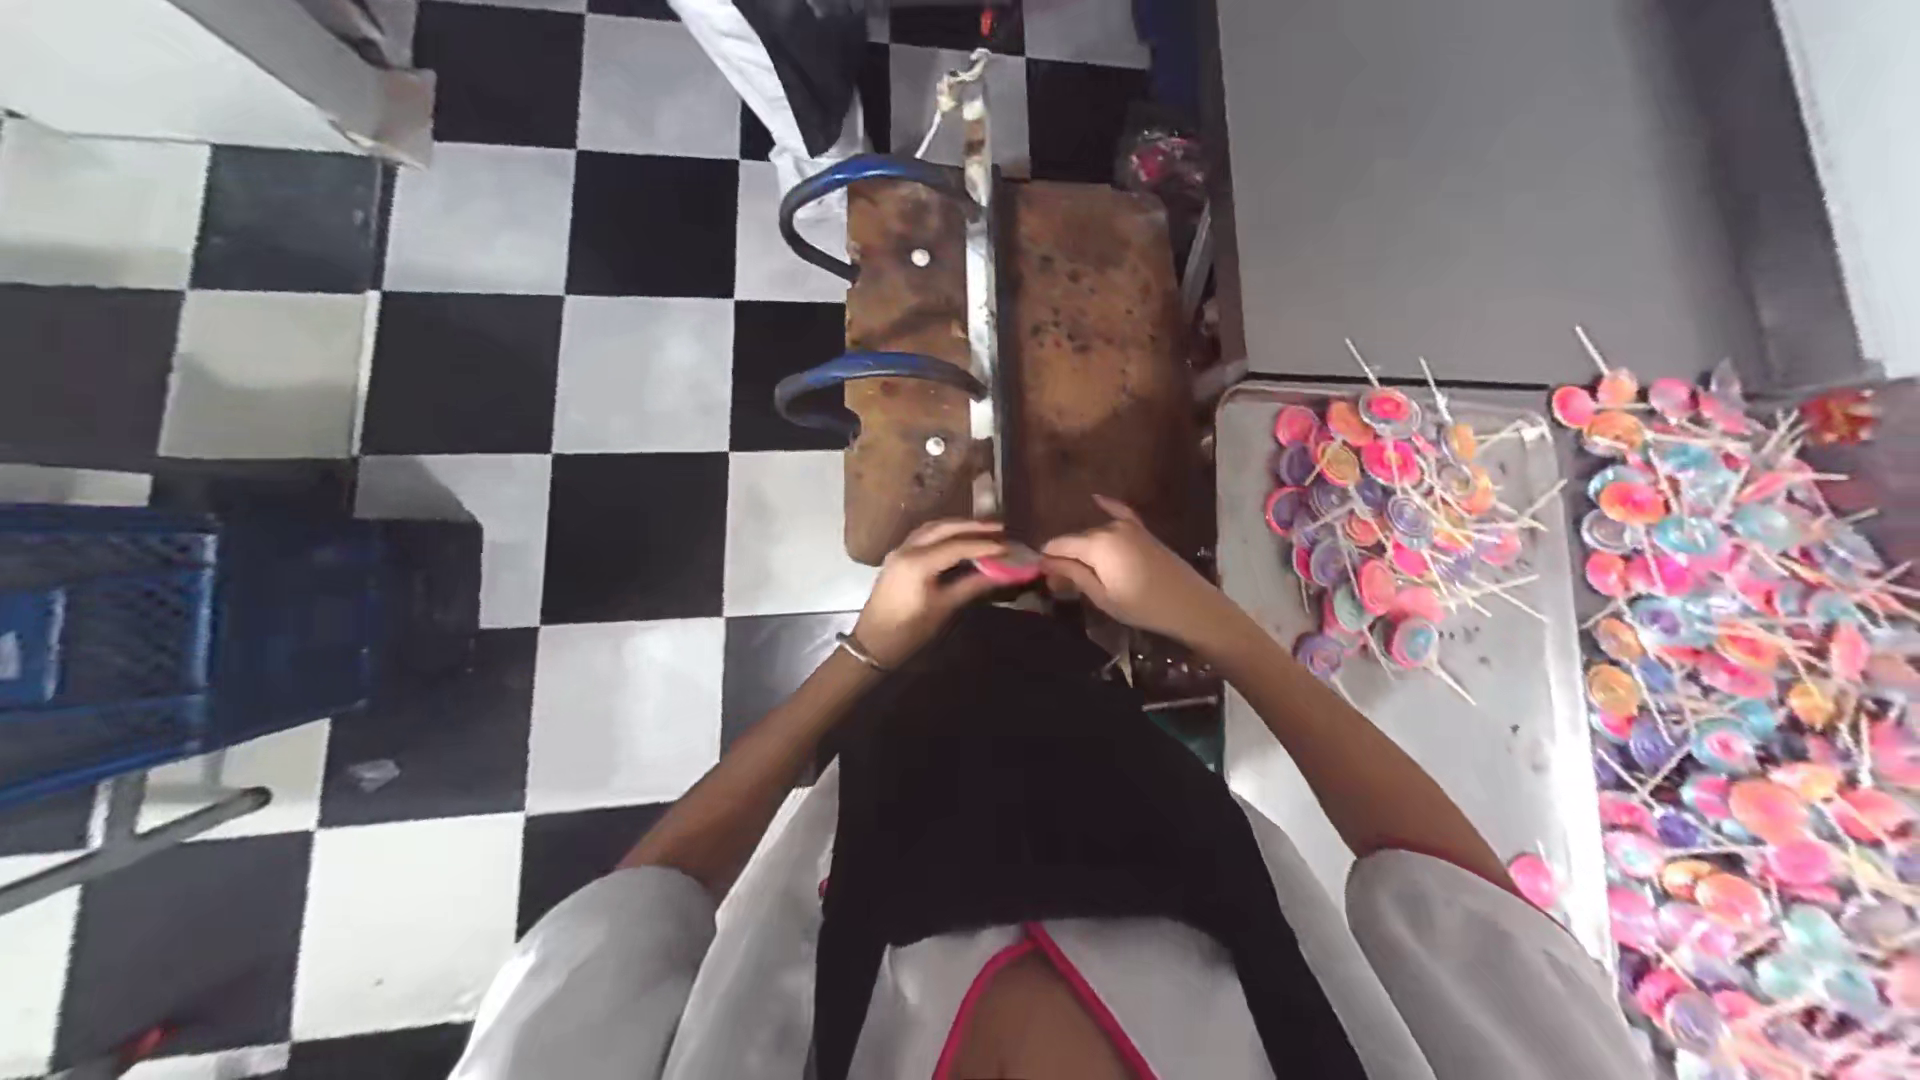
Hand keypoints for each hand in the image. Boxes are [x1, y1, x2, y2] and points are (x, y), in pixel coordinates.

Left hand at [851, 519, 1008, 667]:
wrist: (872, 644)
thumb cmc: (908, 631)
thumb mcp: (943, 608)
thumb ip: (972, 586)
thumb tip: (1001, 574)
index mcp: (917, 563)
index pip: (957, 546)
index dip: (984, 545)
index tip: (1007, 546)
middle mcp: (906, 549)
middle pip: (944, 528)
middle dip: (973, 526)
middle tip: (1000, 528)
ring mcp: (899, 550)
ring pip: (932, 528)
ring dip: (957, 525)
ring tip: (982, 529)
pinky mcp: (897, 556)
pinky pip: (923, 535)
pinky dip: (943, 531)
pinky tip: (957, 537)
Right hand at [1040, 496, 1239, 646]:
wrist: (1191, 605)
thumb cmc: (1143, 607)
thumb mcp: (1103, 597)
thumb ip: (1073, 575)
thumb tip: (1045, 563)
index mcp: (1097, 545)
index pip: (1059, 545)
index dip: (1047, 560)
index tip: (1042, 576)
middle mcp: (1110, 528)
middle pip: (1076, 540)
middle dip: (1065, 557)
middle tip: (1061, 584)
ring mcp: (1129, 527)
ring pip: (1095, 533)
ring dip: (1084, 548)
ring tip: (1080, 571)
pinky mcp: (1143, 531)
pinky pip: (1120, 513)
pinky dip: (1108, 507)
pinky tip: (1096, 498)